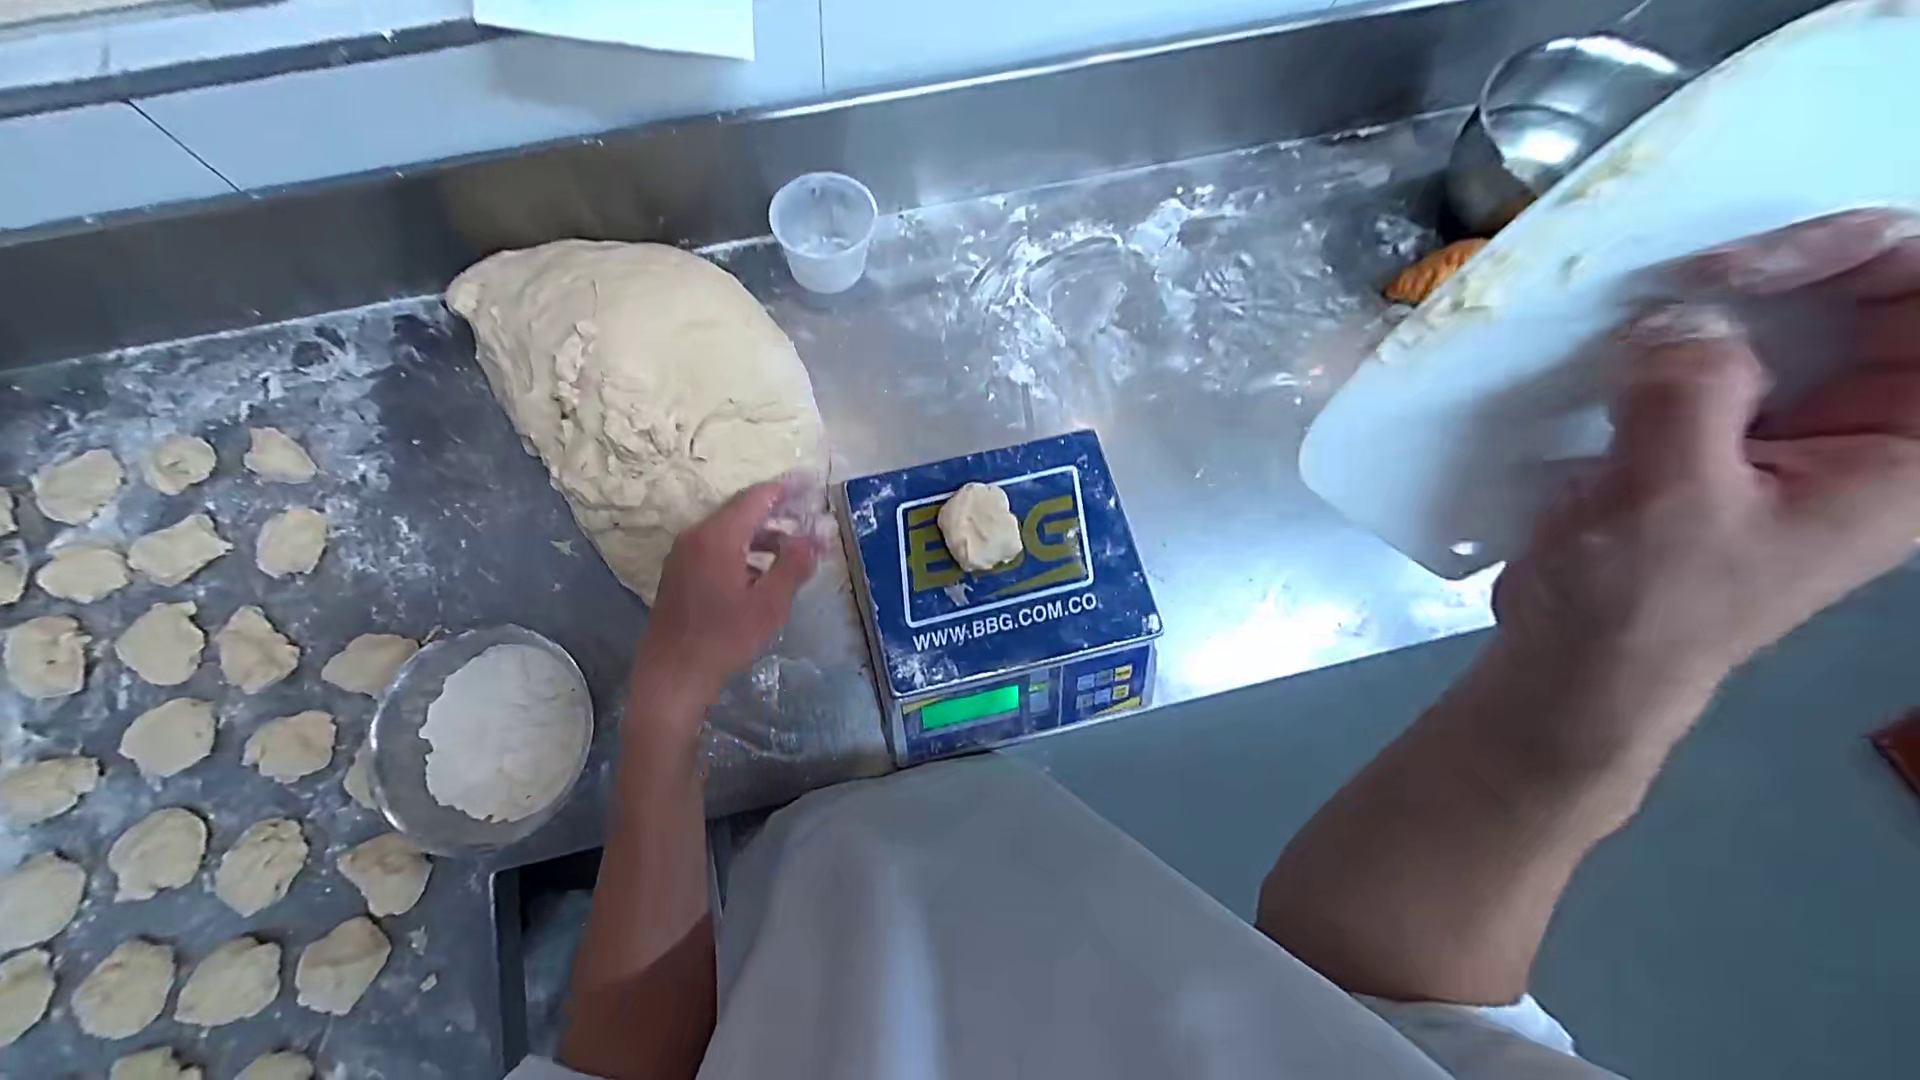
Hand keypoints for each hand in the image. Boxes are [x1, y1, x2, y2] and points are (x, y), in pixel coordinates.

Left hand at [630, 478, 824, 742]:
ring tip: (794, 546)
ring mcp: (684, 553)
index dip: (787, 489)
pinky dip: (745, 547)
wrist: (672, 675)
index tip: (812, 484)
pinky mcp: (680, 570)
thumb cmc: (724, 639)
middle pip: (742, 509)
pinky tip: (763, 568)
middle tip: (810, 515)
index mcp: (717, 537)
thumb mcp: (770, 604)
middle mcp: (696, 536)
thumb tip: (817, 533)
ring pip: (730, 528)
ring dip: (763, 532)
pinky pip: (717, 545)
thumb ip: (795, 563)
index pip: (757, 497)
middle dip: (778, 510)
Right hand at [1493, 209, 1919, 750]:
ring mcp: (1777, 437)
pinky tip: (1609, 360)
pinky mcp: (1701, 448)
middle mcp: (1866, 427)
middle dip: (1780, 274)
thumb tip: (1672, 318)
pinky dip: (1659, 353)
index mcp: (1912, 444)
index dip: (1853, 255)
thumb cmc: (1644, 596)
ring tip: (1631, 317)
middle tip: (1676, 284)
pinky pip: (1702, 372)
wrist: (1578, 657)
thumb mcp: (1671, 494)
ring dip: (1708, 312)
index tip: (1722, 276)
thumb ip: (1686, 392)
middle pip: (1868, 298)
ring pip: (1775, 332)